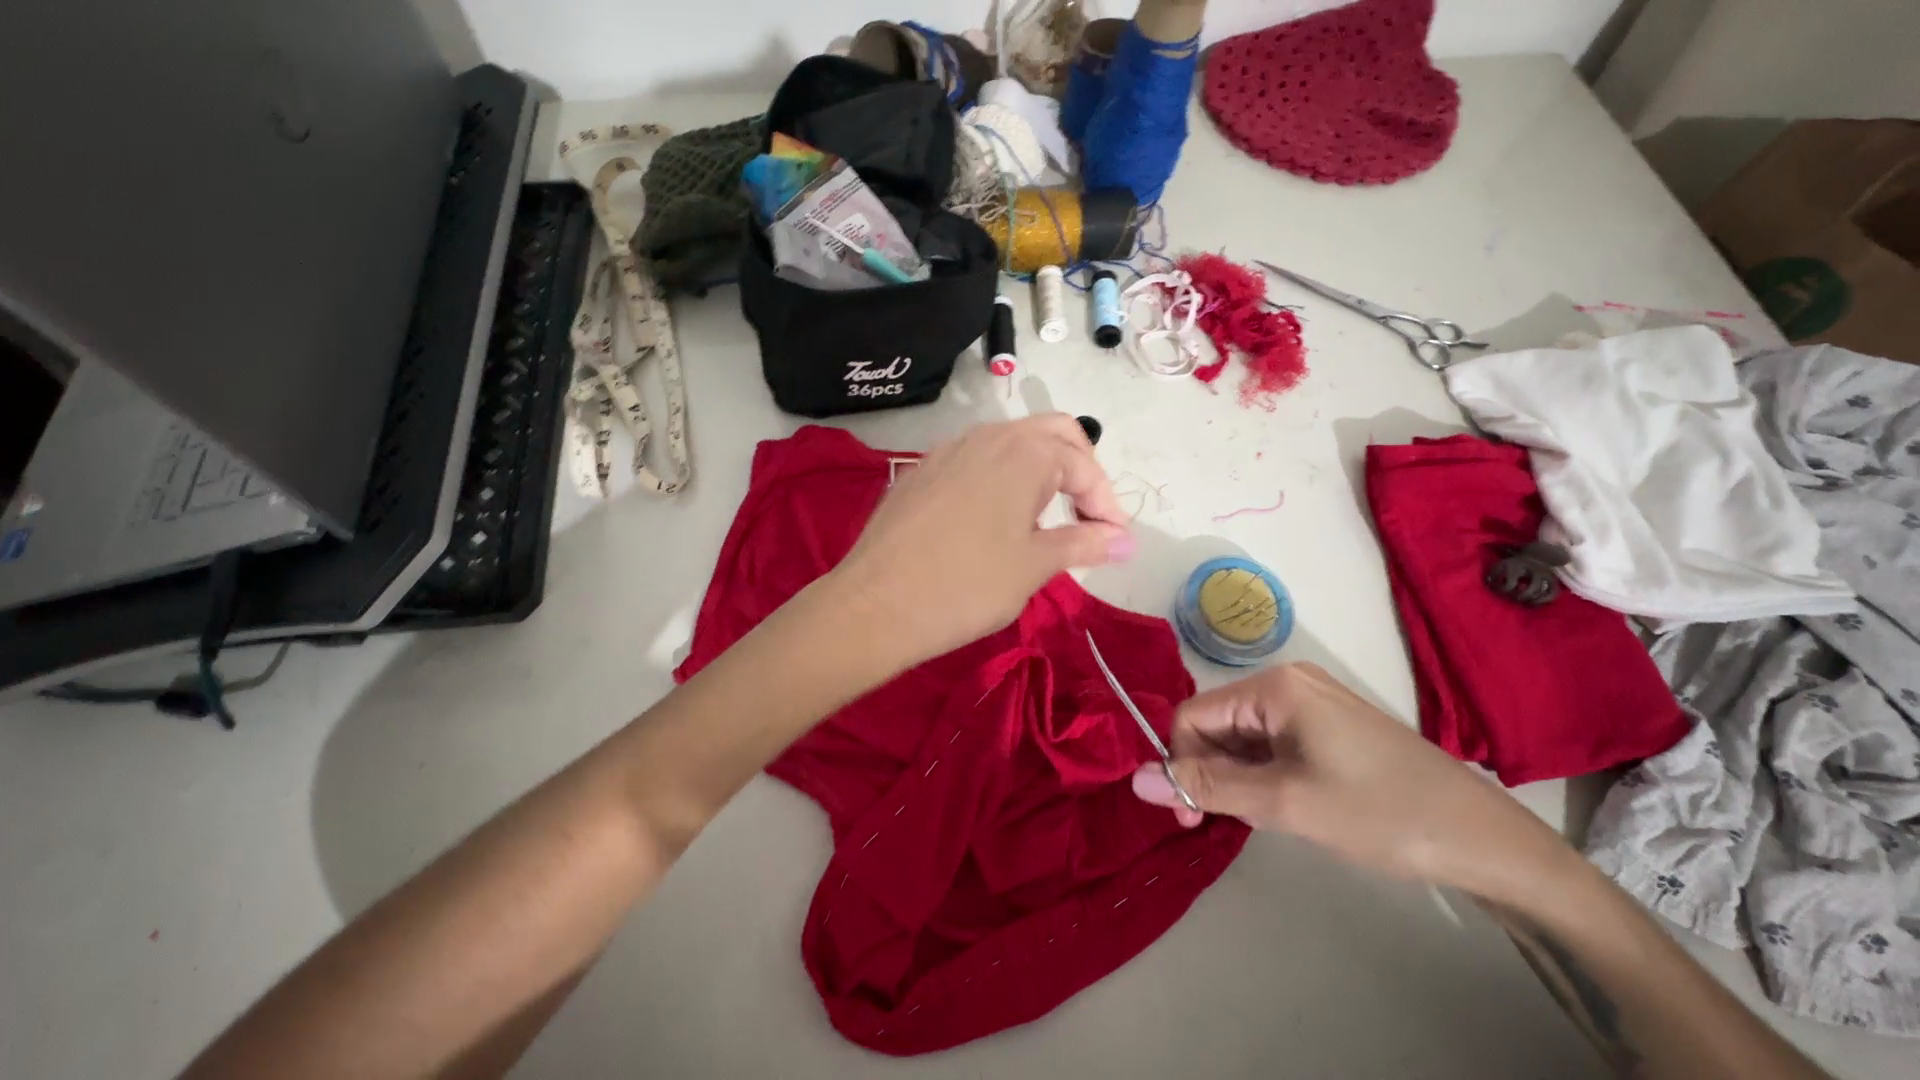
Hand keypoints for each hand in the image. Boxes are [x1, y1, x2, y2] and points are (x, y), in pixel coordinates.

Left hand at [827, 414, 1134, 667]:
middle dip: (1079, 470)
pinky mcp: (920, 473)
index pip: (1084, 465)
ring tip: (1046, 519)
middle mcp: (987, 437)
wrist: (875, 605)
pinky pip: (974, 461)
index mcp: (1025, 453)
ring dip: (1039, 470)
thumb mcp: (1034, 566)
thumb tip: (1126, 540)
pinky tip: (993, 521)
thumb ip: (1084, 543)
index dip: (1106, 503)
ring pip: (1009, 443)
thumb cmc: (966, 585)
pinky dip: (1000, 479)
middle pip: (1052, 434)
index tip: (1113, 542)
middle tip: (1086, 516)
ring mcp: (948, 451)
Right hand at [1132, 664, 1578, 906]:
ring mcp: (1313, 706)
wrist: (1480, 838)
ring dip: (1239, 781)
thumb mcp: (1284, 802)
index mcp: (1275, 687)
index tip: (1192, 820)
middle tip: (1228, 825)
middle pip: (1216, 725)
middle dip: (1211, 774)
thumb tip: (1136, 777)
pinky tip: (1289, 808)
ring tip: (1269, 819)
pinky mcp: (1330, 730)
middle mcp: (1289, 684)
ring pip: (1243, 740)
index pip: (1192, 716)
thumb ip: (1207, 786)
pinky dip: (1265, 779)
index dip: (1181, 764)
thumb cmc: (1379, 813)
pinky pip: (1273, 747)